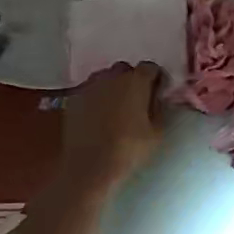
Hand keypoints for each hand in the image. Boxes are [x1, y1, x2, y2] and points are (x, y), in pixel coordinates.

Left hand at [61, 62, 164, 189]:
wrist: (91, 165)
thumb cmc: (129, 149)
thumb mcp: (156, 133)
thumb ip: (159, 109)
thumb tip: (157, 97)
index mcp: (135, 82)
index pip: (150, 67)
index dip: (157, 78)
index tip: (159, 91)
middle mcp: (110, 77)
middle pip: (125, 69)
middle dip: (133, 80)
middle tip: (139, 100)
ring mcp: (89, 86)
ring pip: (105, 78)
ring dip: (114, 87)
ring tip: (118, 107)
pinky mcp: (74, 98)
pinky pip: (91, 91)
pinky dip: (98, 97)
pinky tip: (101, 116)